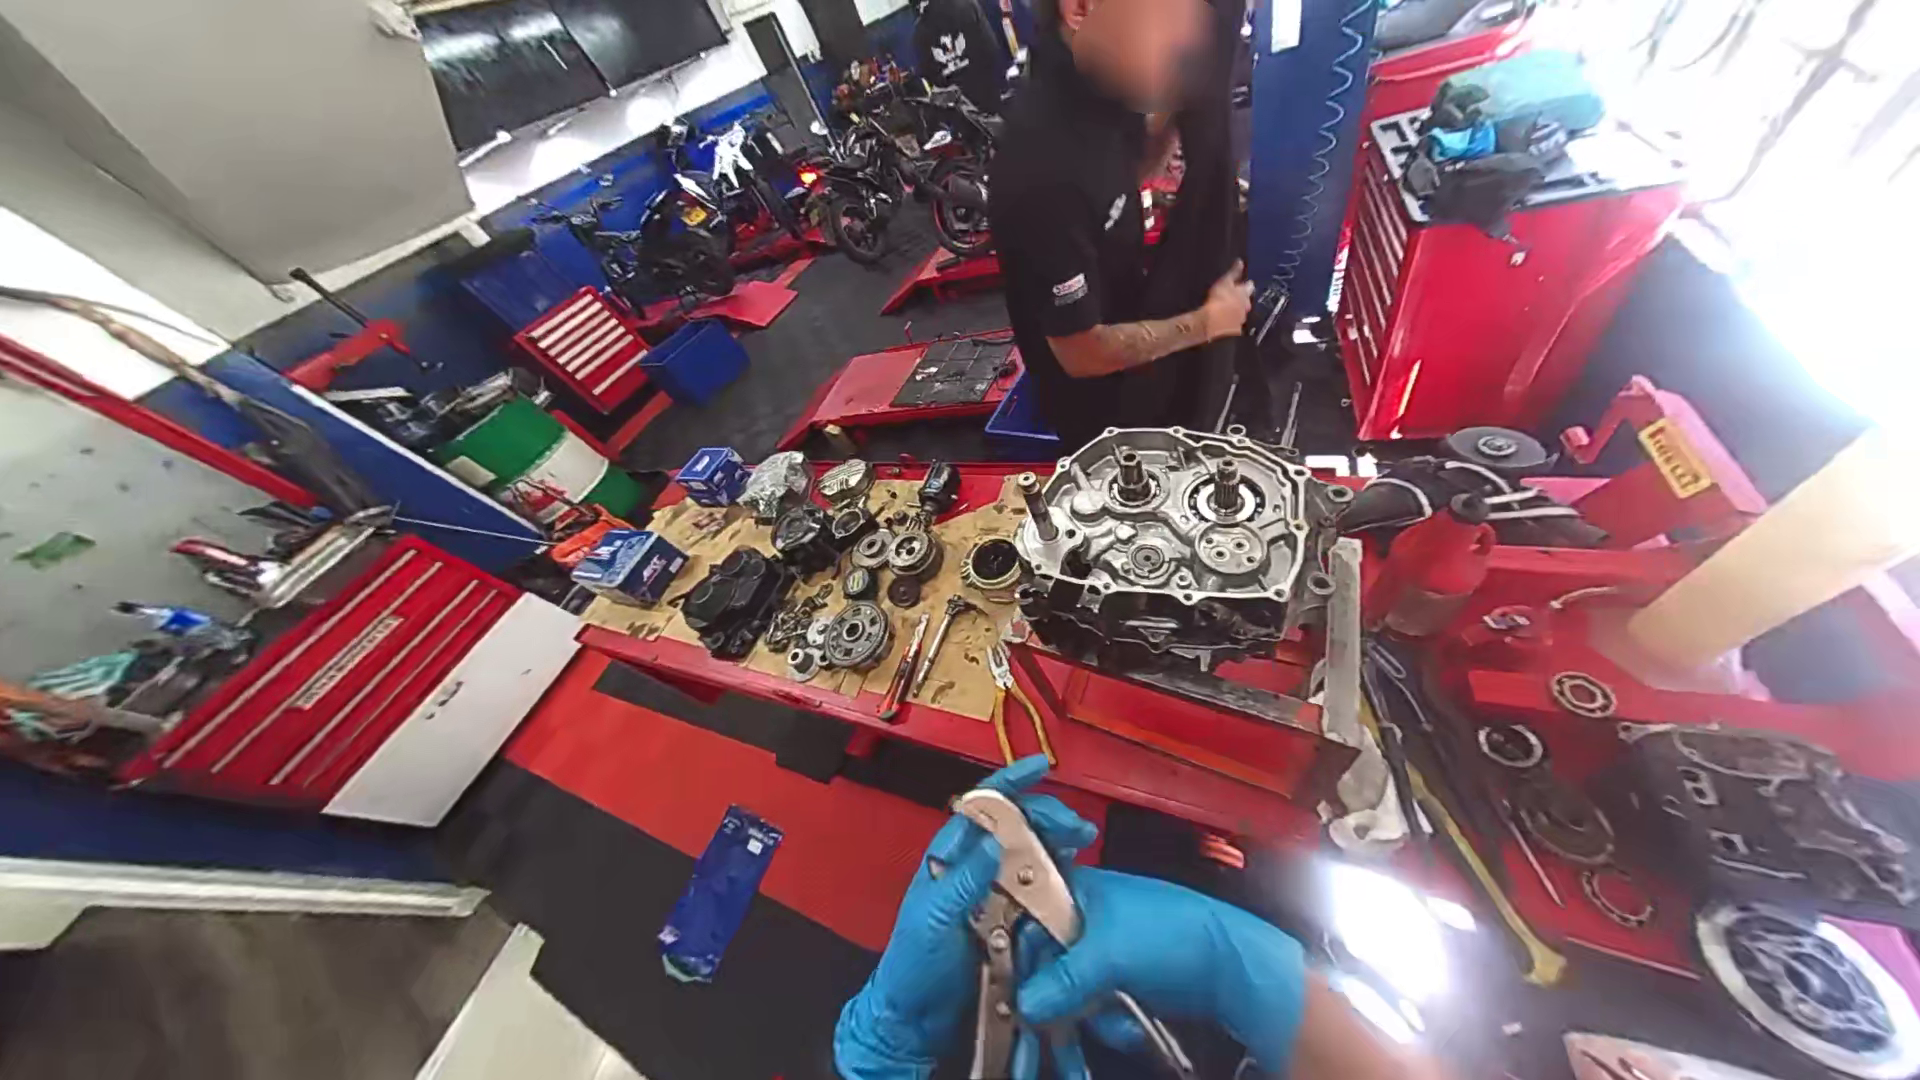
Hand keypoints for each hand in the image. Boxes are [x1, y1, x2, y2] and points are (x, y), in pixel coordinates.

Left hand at [834, 756, 1097, 1079]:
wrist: (917, 1018)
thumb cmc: (912, 963)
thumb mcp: (932, 919)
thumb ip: (961, 882)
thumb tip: (992, 841)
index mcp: (952, 853)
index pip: (983, 805)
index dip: (1012, 782)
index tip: (1041, 767)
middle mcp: (976, 864)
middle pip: (1015, 823)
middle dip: (1046, 813)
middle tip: (1076, 824)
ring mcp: (995, 890)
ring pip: (1031, 851)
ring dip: (1058, 840)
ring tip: (1082, 840)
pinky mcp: (1012, 917)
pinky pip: (1039, 889)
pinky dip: (1059, 876)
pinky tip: (1076, 874)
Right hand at [1015, 866, 1308, 1077]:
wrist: (1230, 965)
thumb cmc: (1172, 930)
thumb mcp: (1110, 953)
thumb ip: (1064, 980)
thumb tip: (1025, 1002)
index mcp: (1072, 889)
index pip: (1025, 921)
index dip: (1017, 959)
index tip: (1012, 992)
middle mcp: (1079, 916)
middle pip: (1043, 962)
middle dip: (1047, 1004)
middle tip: (1043, 1039)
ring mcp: (1098, 948)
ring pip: (1065, 990)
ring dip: (1077, 1023)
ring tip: (1097, 1041)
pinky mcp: (1116, 976)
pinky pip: (1090, 1005)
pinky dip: (1103, 1024)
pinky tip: (1126, 1028)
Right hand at [1201, 259, 1252, 340]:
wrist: (1212, 324)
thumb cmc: (1218, 300)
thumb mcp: (1224, 282)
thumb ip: (1233, 272)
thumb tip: (1241, 260)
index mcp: (1244, 293)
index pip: (1249, 287)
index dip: (1247, 285)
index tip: (1246, 284)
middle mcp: (1246, 307)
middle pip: (1247, 302)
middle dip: (1244, 300)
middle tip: (1238, 300)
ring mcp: (1240, 320)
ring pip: (1241, 315)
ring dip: (1237, 313)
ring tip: (1230, 313)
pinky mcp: (1233, 332)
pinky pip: (1233, 327)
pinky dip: (1230, 325)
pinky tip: (1225, 325)